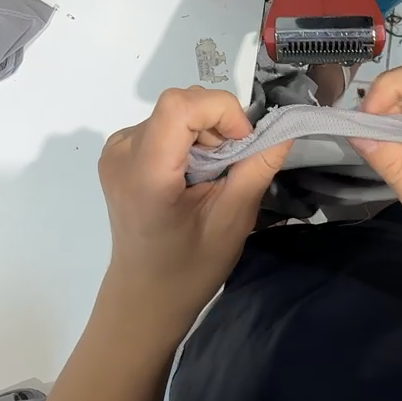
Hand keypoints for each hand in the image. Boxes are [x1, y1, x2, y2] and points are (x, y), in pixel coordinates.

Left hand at [98, 87, 290, 317]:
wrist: (144, 295)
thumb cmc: (189, 268)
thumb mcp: (233, 222)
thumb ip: (257, 169)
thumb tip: (285, 129)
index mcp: (146, 174)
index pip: (179, 106)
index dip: (220, 110)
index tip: (243, 142)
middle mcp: (123, 152)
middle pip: (179, 105)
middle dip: (217, 124)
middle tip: (230, 165)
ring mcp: (116, 149)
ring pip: (174, 111)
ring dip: (204, 131)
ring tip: (210, 174)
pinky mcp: (119, 151)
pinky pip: (163, 123)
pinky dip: (187, 137)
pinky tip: (191, 173)